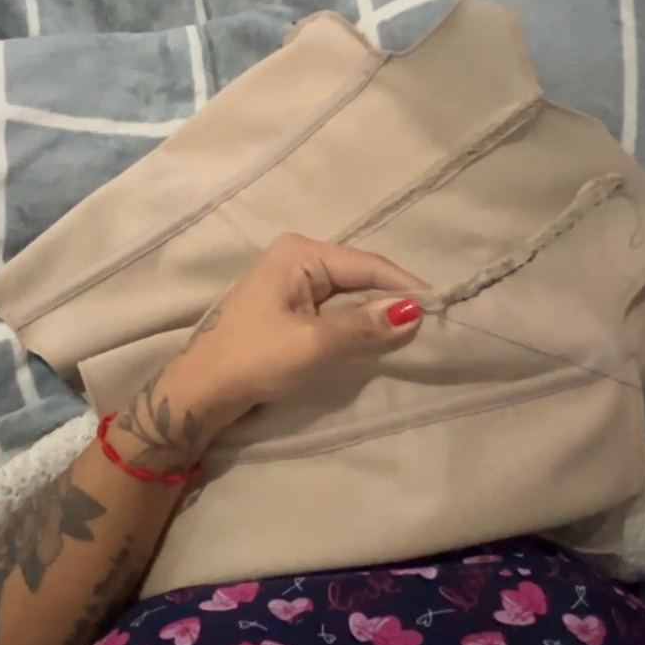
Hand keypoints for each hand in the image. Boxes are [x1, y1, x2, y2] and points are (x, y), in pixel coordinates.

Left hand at [111, 235, 425, 468]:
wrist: (202, 390)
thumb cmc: (255, 359)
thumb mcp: (314, 344)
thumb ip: (363, 326)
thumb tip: (414, 312)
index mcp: (299, 253)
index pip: (366, 264)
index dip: (404, 286)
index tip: (442, 307)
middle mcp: (296, 257)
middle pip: (359, 275)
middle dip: (391, 298)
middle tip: (430, 323)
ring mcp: (290, 281)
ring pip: (348, 293)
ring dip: (374, 312)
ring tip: (410, 330)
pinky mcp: (288, 306)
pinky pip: (334, 308)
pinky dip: (355, 322)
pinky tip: (374, 336)